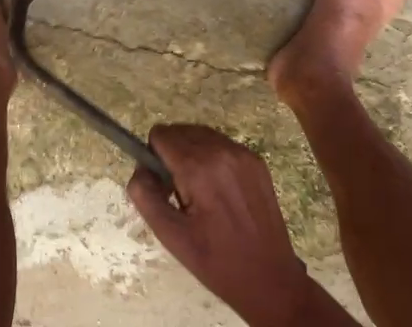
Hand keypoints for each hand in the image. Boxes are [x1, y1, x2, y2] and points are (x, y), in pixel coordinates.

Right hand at [128, 125, 316, 326]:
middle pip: (180, 132)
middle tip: (180, 193)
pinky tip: (220, 191)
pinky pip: (221, 144)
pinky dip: (212, 158)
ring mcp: (243, 154)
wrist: (271, 280)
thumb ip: (144, 194)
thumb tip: (140, 167)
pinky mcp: (257, 161)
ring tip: (200, 192)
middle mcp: (221, 151)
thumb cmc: (217, 261)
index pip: (160, 135)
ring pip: (200, 135)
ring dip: (191, 154)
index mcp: (198, 168)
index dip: (154, 157)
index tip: (162, 185)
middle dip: (172, 155)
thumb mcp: (170, 235)